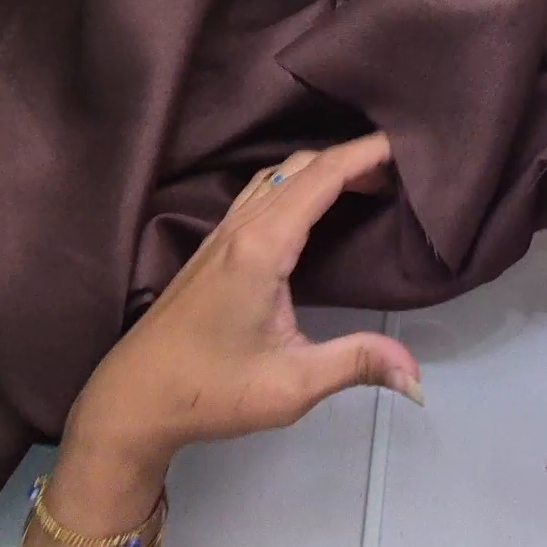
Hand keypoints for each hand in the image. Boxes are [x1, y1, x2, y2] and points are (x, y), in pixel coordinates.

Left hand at [32, 134, 420, 546]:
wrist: (128, 403)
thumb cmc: (209, 391)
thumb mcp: (290, 386)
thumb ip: (357, 365)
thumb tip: (418, 379)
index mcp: (263, 245)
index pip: (323, 176)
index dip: (366, 154)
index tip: (407, 144)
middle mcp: (243, 226)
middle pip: (305, 166)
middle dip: (356, 156)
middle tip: (403, 168)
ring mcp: (225, 230)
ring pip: (282, 173)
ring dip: (327, 167)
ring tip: (371, 182)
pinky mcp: (217, 243)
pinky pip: (266, 189)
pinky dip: (302, 180)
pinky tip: (318, 203)